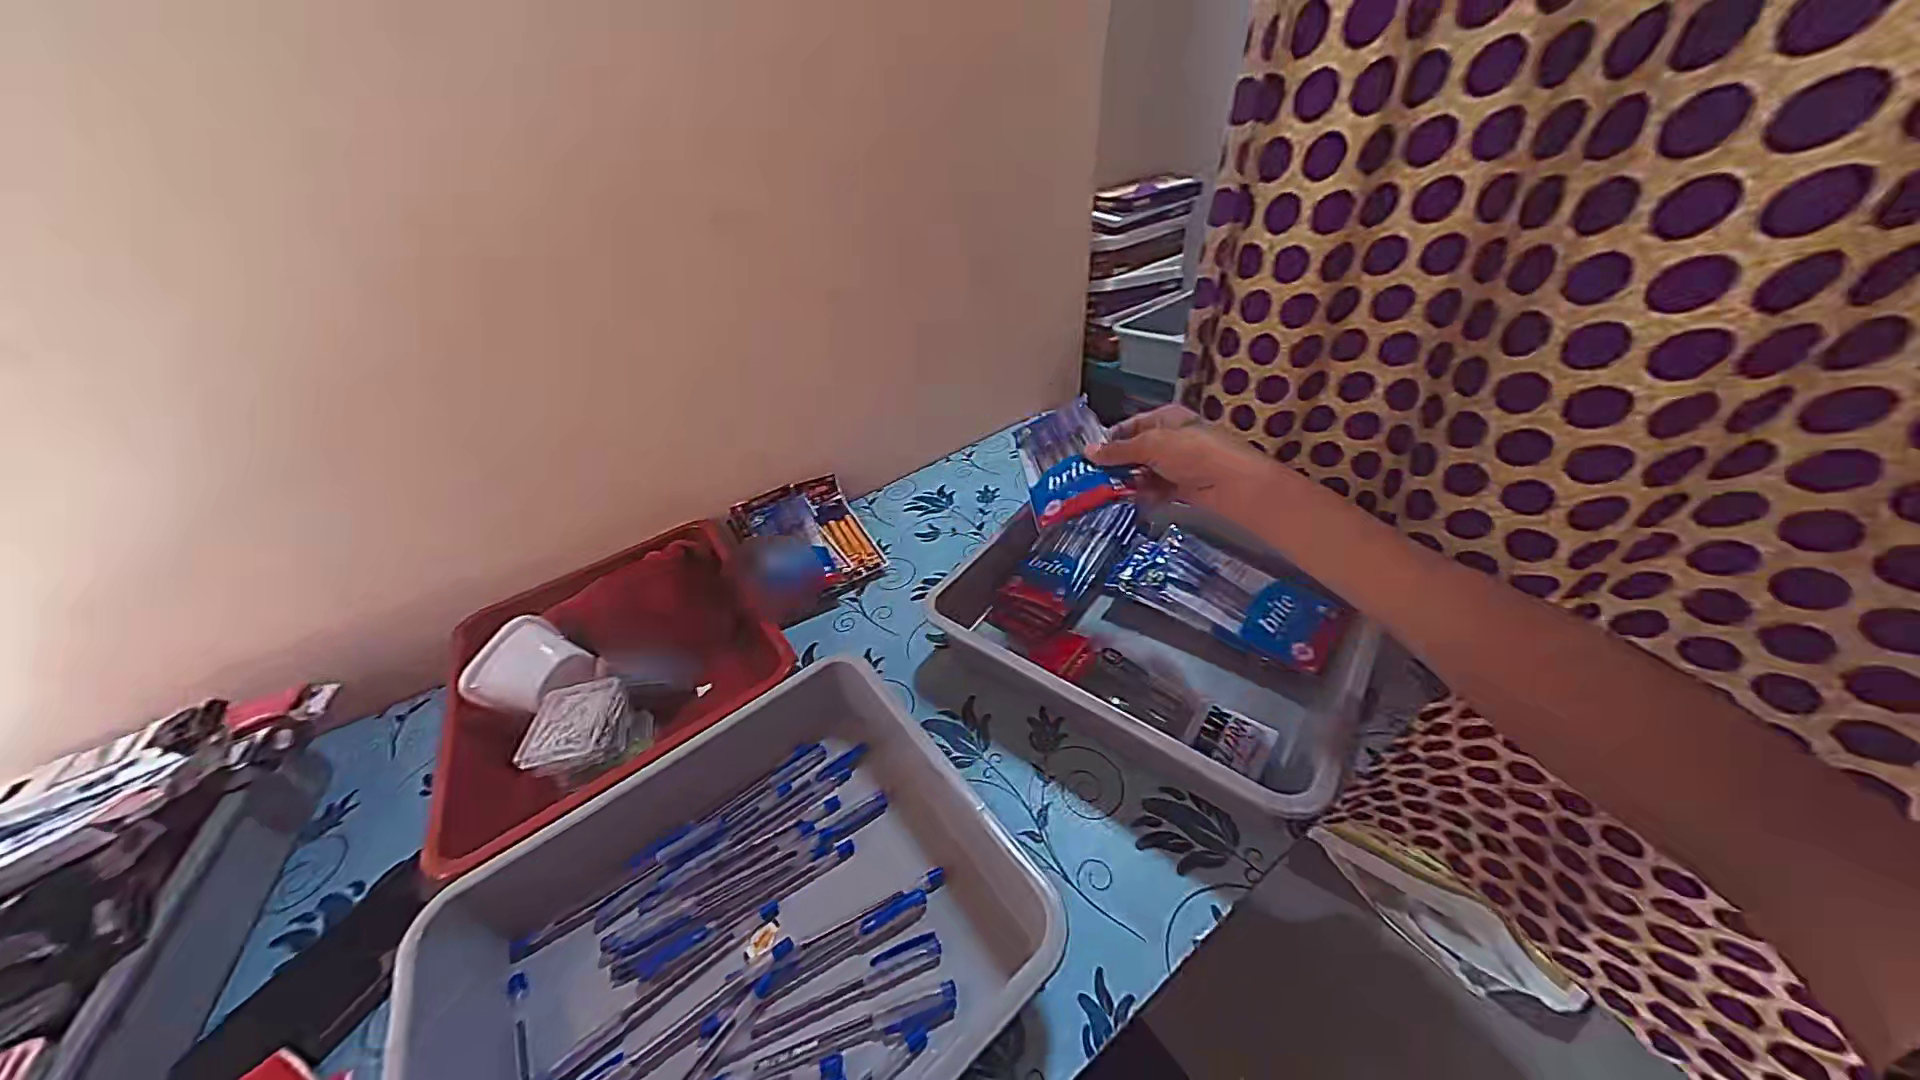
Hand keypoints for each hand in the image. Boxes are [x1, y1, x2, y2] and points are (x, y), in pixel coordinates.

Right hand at [1085, 405, 1285, 515]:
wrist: (1233, 486)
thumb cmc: (1194, 454)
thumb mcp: (1151, 445)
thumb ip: (1118, 450)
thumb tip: (1088, 451)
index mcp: (1167, 419)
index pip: (1131, 426)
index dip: (1111, 440)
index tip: (1090, 457)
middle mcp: (1172, 440)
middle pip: (1136, 452)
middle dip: (1117, 465)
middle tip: (1093, 480)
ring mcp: (1178, 465)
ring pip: (1144, 473)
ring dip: (1128, 483)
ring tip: (1107, 494)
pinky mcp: (1182, 488)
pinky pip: (1155, 491)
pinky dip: (1143, 496)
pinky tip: (1130, 503)